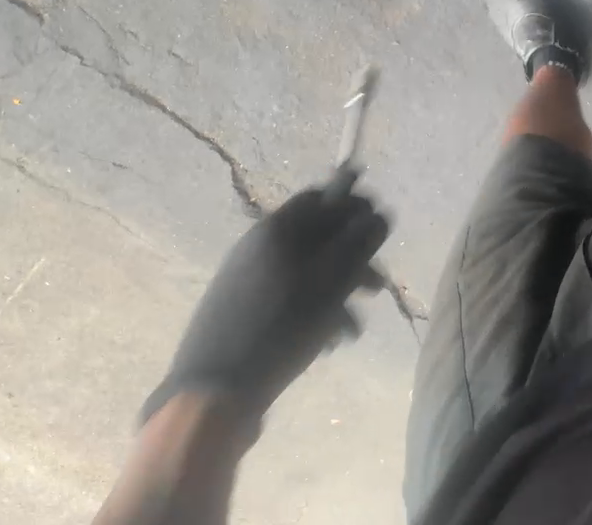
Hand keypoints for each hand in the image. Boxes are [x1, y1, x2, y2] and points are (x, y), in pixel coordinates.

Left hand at [141, 187, 390, 426]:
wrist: (213, 394)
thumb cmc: (282, 330)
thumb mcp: (333, 282)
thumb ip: (359, 242)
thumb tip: (377, 214)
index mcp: (278, 230)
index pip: (324, 197)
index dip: (356, 209)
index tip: (377, 235)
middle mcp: (259, 244)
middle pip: (319, 236)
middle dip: (353, 259)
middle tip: (376, 287)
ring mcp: (245, 276)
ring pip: (307, 270)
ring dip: (337, 291)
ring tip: (354, 327)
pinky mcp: (239, 306)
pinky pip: (288, 295)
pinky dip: (312, 309)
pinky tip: (329, 338)